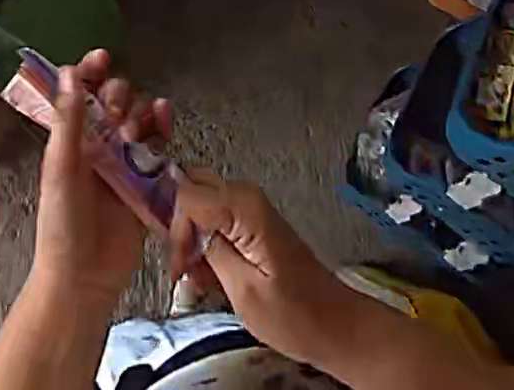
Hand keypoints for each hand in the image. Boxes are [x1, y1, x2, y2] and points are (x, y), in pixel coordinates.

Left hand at [32, 49, 172, 309]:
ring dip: (140, 110)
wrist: (84, 278)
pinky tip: (164, 118)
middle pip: (113, 101)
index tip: (101, 58)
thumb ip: (68, 121)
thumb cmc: (62, 224)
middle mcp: (96, 142)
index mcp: (70, 137)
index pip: (79, 93)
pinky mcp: (145, 179)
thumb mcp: (60, 167)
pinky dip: (162, 128)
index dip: (89, 71)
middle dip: (118, 95)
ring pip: (138, 119)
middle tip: (117, 111)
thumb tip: (68, 73)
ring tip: (137, 123)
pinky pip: (157, 146)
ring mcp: (122, 160)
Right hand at [171, 175, 513, 389]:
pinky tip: (210, 273)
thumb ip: (209, 249)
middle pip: (191, 186)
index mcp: (243, 206)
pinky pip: (213, 215)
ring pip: (199, 201)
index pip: (187, 194)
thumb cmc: (294, 315)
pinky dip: (204, 240)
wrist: (337, 326)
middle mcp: (244, 195)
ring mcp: (248, 205)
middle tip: (181, 265)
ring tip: (197, 276)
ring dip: (190, 235)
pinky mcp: (250, 219)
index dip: (175, 228)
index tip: (180, 267)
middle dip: (178, 225)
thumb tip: (181, 224)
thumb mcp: (244, 290)